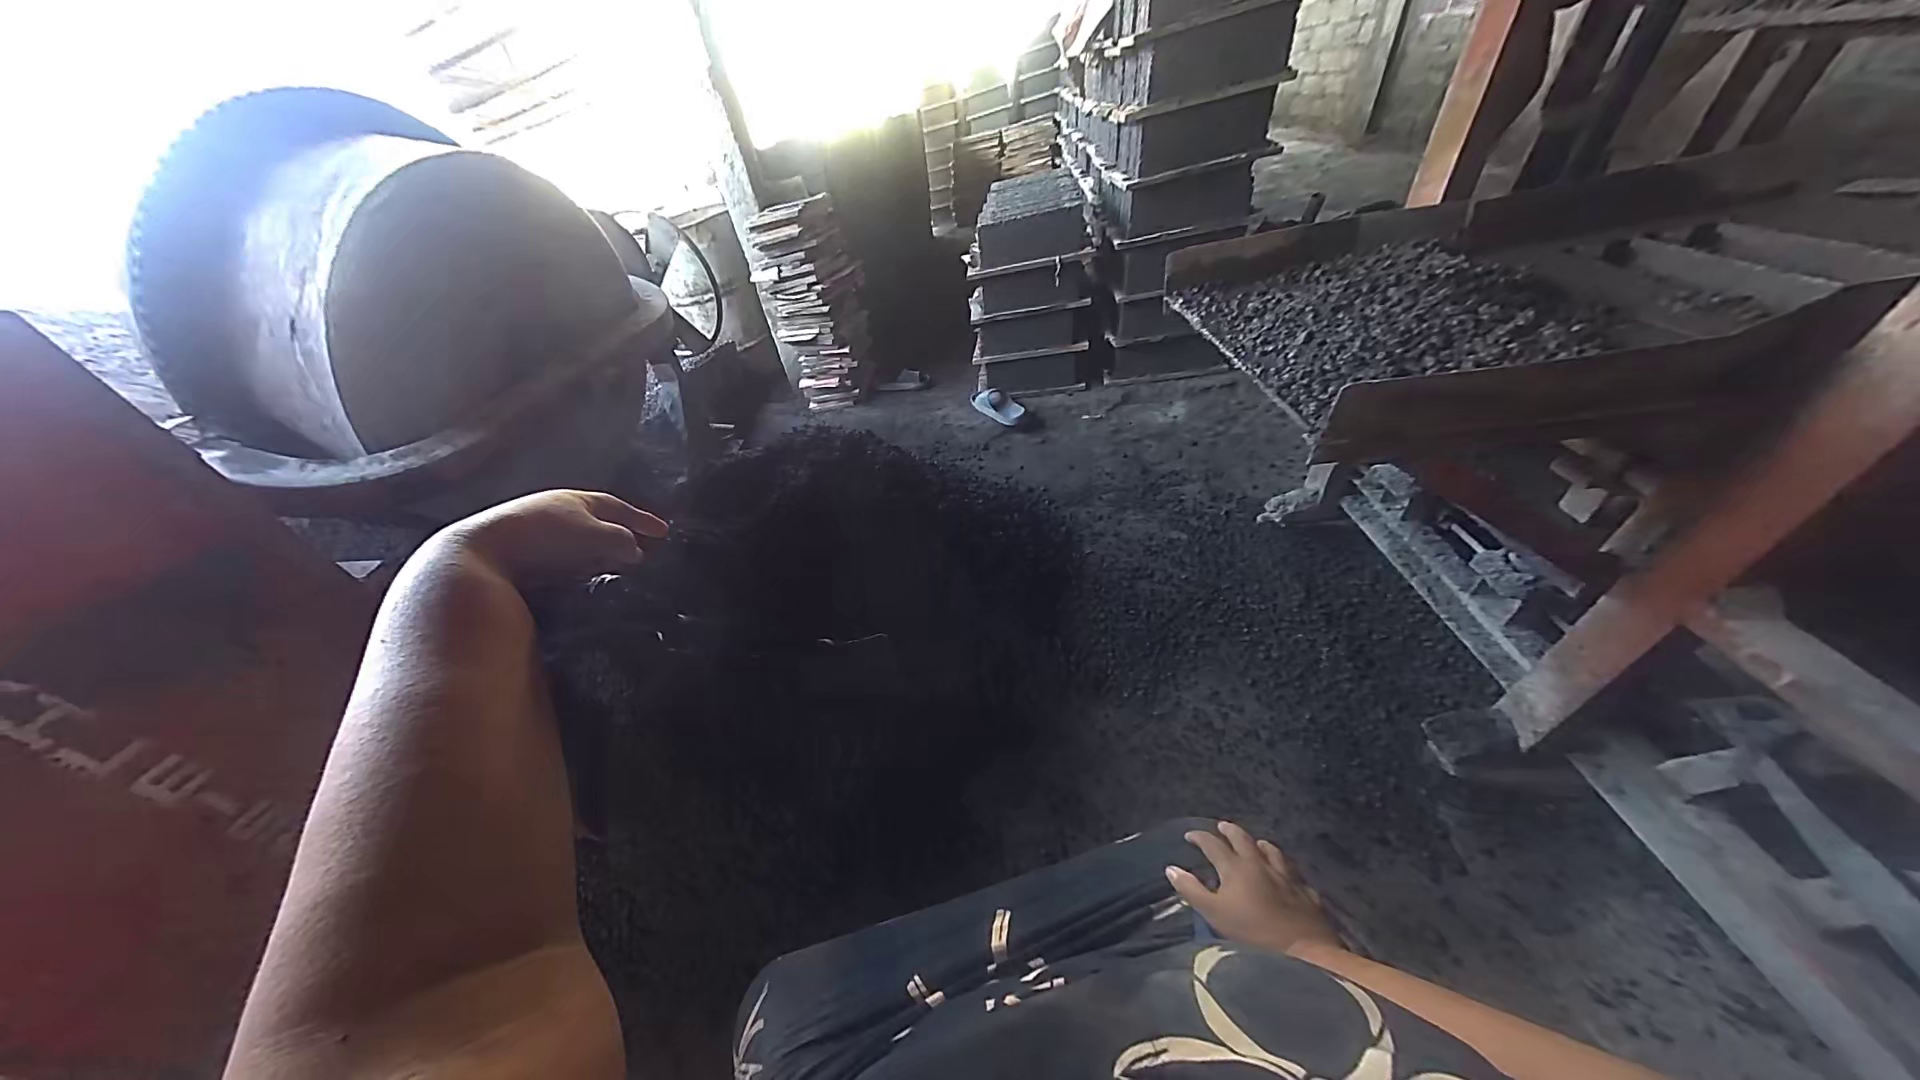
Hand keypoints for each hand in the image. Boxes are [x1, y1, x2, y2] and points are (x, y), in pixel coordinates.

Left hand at [440, 490, 669, 588]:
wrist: (480, 558)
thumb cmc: (543, 538)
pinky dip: (584, 568)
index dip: (642, 519)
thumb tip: (636, 551)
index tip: (665, 532)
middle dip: (623, 535)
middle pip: (599, 523)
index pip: (618, 507)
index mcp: (574, 501)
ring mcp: (538, 537)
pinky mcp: (524, 559)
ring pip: (583, 544)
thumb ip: (622, 539)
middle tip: (645, 550)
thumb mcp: (595, 534)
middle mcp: (556, 514)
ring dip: (603, 554)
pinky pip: (567, 561)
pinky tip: (591, 581)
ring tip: (622, 569)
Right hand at [1167, 821, 1342, 956]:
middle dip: (1229, 830)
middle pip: (1242, 839)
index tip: (1189, 836)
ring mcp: (1286, 876)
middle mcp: (1260, 864)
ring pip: (1271, 850)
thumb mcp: (1215, 914)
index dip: (1199, 837)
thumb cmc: (1254, 934)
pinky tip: (1285, 875)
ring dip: (1258, 844)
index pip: (1213, 844)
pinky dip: (1284, 868)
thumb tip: (1171, 868)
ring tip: (1254, 844)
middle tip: (1221, 827)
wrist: (1306, 952)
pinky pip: (1293, 873)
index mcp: (1235, 868)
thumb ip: (1192, 890)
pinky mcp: (1306, 892)